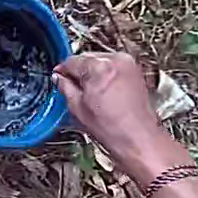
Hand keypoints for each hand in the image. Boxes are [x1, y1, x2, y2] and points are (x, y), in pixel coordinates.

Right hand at [53, 53, 192, 185]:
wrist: (139, 139)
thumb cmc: (114, 129)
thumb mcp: (78, 108)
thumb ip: (65, 87)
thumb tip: (60, 79)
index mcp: (99, 67)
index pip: (72, 61)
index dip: (62, 70)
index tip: (59, 76)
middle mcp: (116, 60)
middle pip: (87, 58)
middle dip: (78, 71)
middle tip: (72, 86)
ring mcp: (128, 64)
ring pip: (100, 61)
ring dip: (92, 72)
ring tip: (90, 93)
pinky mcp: (136, 71)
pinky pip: (113, 66)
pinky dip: (106, 75)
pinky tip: (103, 92)